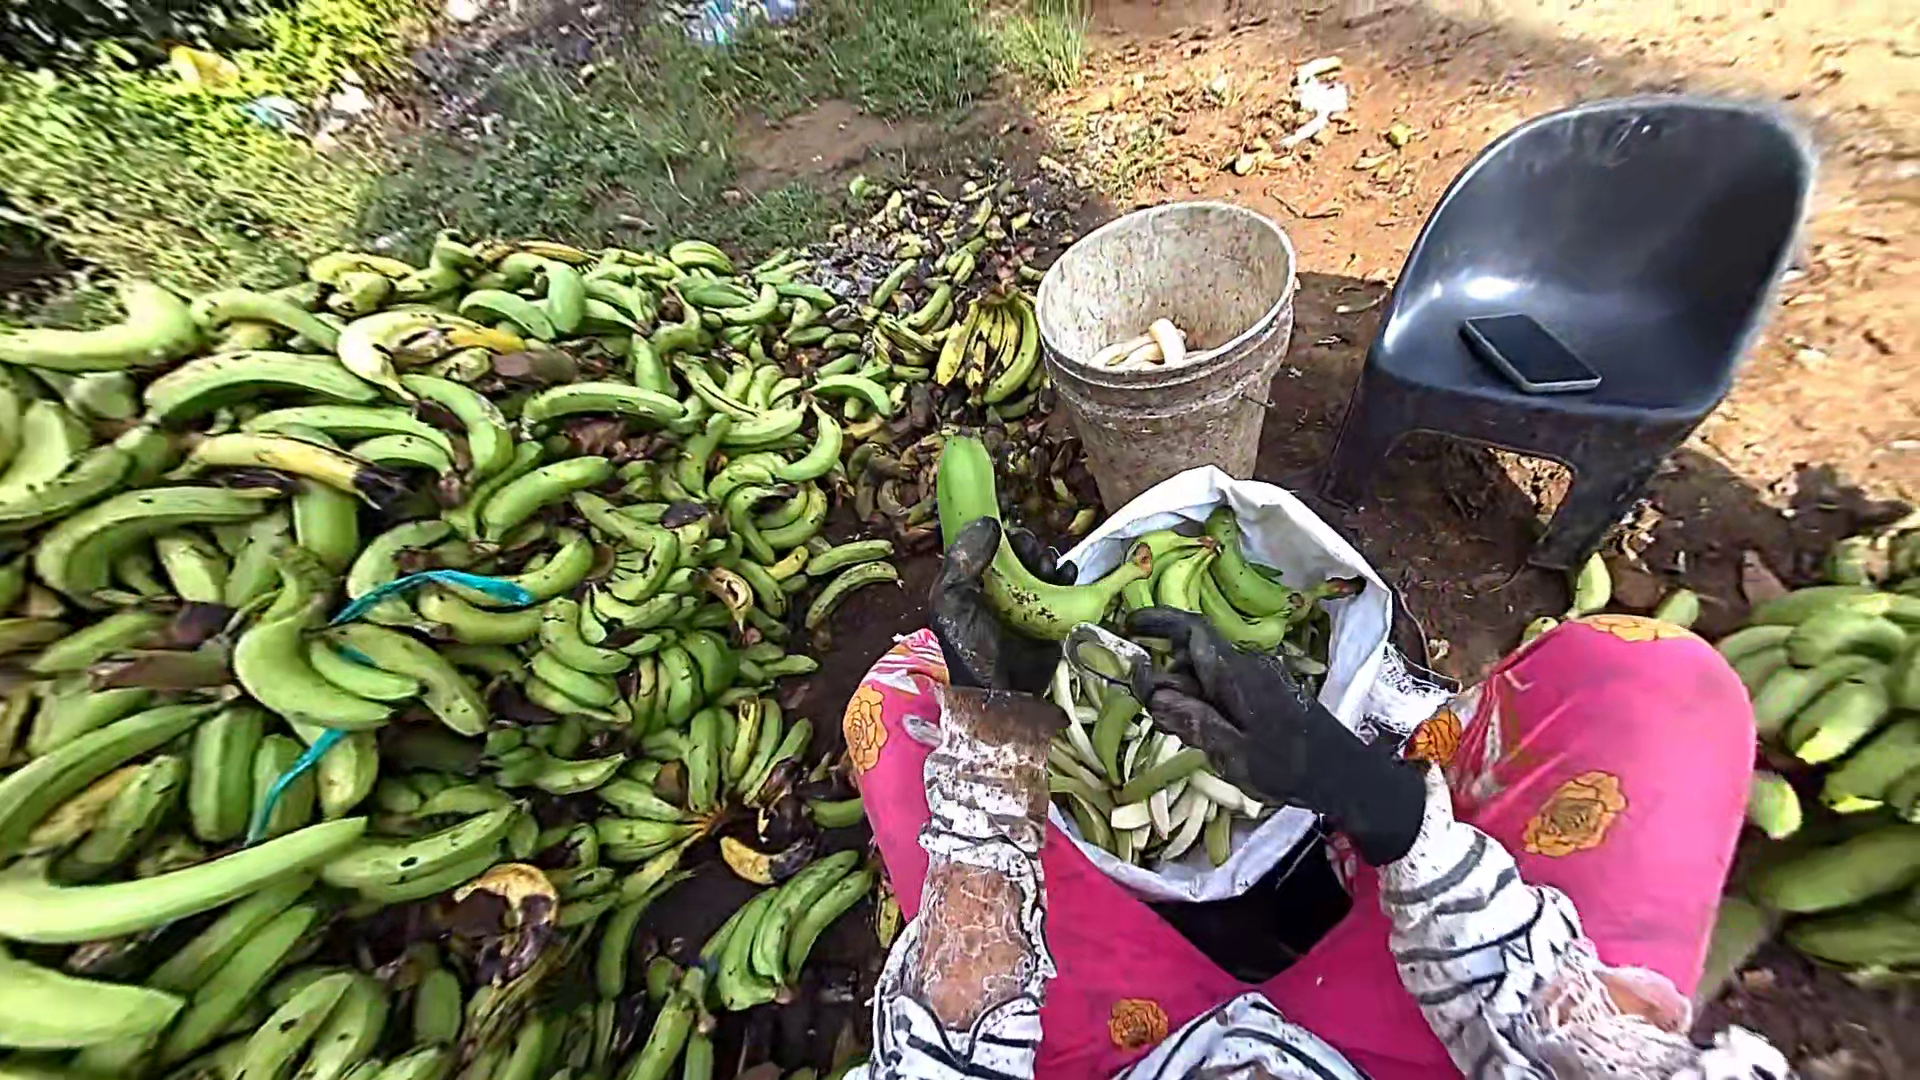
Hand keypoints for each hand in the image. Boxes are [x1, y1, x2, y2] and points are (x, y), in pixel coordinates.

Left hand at [929, 518, 1073, 692]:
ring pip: (1044, 568)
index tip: (1010, 536)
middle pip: (1021, 554)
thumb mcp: (952, 599)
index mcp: (974, 582)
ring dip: (1049, 560)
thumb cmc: (969, 646)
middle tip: (1032, 555)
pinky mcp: (1052, 617)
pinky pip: (1065, 590)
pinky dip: (1068, 578)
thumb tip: (988, 523)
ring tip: (1047, 569)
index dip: (1003, 537)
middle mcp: (1002, 590)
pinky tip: (1066, 576)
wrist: (1000, 689)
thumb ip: (963, 560)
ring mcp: (1028, 604)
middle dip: (1029, 548)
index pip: (991, 547)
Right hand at [1126, 607, 1426, 865]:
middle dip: (1167, 680)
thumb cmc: (1290, 767)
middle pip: (1190, 656)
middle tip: (1160, 717)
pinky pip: (1218, 685)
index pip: (1192, 630)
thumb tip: (1153, 690)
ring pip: (1202, 673)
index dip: (1157, 621)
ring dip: (1185, 695)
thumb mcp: (1233, 753)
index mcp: (1235, 672)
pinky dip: (1202, 702)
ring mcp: (1254, 675)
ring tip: (1190, 734)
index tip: (1128, 626)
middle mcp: (1243, 664)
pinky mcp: (1261, 690)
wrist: (1349, 777)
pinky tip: (1209, 734)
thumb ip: (1190, 719)